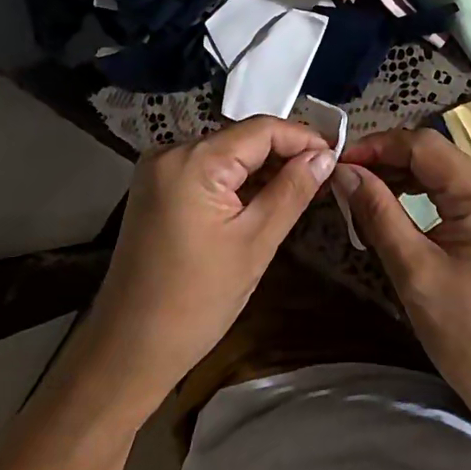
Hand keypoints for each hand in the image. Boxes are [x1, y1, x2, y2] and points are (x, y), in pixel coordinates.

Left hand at [82, 117, 335, 408]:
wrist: (133, 340)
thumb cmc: (198, 298)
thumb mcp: (255, 242)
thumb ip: (291, 191)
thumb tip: (324, 156)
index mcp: (193, 160)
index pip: (259, 129)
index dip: (301, 138)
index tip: (337, 156)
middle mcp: (169, 151)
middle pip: (238, 138)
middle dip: (282, 154)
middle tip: (324, 177)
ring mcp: (156, 169)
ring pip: (221, 154)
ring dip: (259, 168)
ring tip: (300, 189)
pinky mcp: (153, 187)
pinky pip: (202, 171)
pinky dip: (232, 181)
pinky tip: (260, 199)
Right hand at [332, 129, 470, 413]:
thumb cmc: (462, 325)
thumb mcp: (411, 266)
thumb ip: (376, 211)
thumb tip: (342, 171)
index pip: (422, 146)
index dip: (376, 147)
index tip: (337, 163)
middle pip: (430, 153)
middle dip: (382, 160)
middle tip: (341, 177)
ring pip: (435, 169)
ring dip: (394, 174)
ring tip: (356, 190)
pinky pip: (444, 189)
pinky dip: (411, 191)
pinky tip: (384, 203)